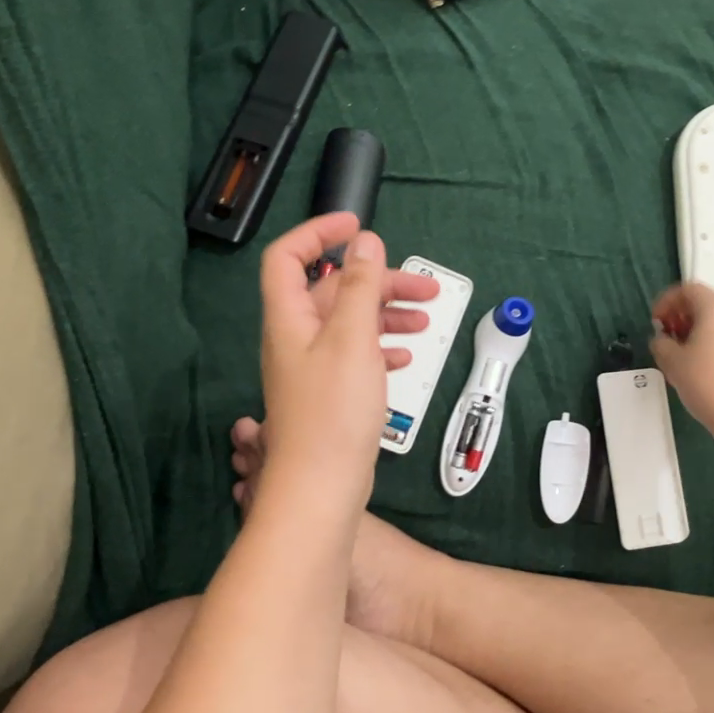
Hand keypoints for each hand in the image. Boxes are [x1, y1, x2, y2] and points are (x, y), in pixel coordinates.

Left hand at [256, 213, 438, 512]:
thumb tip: (365, 241)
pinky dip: (381, 348)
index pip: (288, 257)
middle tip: (424, 288)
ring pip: (349, 324)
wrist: (321, 486)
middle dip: (378, 281)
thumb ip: (361, 286)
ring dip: (386, 315)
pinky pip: (355, 355)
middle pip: (333, 290)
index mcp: (290, 318)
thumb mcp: (352, 339)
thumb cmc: (334, 410)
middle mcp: (296, 337)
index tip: (357, 225)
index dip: (318, 233)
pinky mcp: (329, 393)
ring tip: (425, 320)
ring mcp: (312, 367)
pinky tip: (405, 357)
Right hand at [649, 282, 713, 444]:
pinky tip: (709, 362)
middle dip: (684, 314)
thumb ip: (661, 343)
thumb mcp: (672, 362)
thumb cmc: (708, 384)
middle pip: (707, 300)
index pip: (687, 289)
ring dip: (701, 326)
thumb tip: (663, 339)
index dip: (666, 301)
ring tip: (687, 351)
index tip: (655, 322)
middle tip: (669, 336)